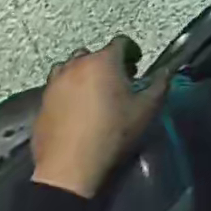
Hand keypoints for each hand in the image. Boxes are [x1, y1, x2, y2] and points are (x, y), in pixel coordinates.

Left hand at [30, 36, 170, 198]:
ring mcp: (57, 80)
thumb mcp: (145, 112)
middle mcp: (78, 63)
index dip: (131, 51)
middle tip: (117, 82)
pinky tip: (74, 108)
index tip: (136, 65)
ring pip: (72, 66)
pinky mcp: (43, 99)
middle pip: (94, 53)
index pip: (120, 42)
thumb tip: (166, 71)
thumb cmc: (111, 134)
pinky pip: (58, 85)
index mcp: (104, 61)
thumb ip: (160, 86)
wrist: (69, 168)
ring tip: (92, 92)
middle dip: (107, 63)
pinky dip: (67, 89)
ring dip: (83, 73)